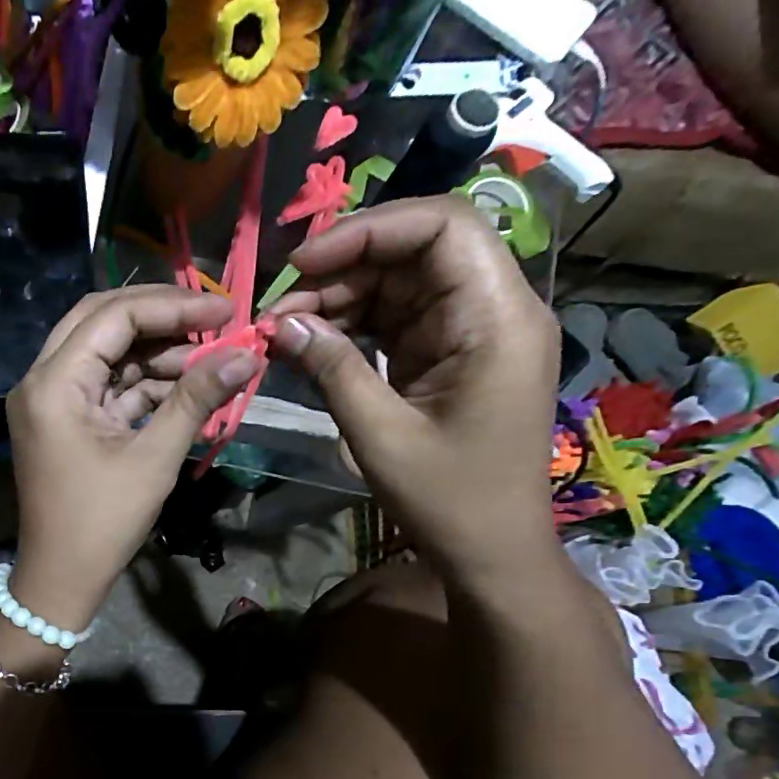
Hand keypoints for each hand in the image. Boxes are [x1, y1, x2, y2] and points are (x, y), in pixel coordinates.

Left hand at [7, 285, 257, 626]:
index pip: (114, 317)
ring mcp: (51, 400)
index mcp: (53, 384)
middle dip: (162, 318)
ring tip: (212, 361)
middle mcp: (43, 380)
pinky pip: (107, 386)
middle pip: (103, 322)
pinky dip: (145, 384)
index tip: (225, 309)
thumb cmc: (103, 522)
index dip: (173, 306)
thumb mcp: (154, 459)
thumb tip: (247, 355)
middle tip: (215, 320)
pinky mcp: (65, 420)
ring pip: (107, 353)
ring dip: (157, 354)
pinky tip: (187, 387)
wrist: (62, 579)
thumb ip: (196, 400)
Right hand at [268, 196, 560, 575]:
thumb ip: (332, 369)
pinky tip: (314, 342)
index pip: (442, 226)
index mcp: (497, 319)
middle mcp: (494, 310)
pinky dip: (356, 325)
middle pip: (417, 249)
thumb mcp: (380, 436)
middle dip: (344, 267)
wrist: (492, 553)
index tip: (305, 263)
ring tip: (287, 328)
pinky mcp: (452, 355)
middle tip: (283, 305)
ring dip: (343, 297)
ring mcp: (473, 332)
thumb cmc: (448, 501)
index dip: (369, 229)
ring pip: (402, 282)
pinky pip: (400, 318)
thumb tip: (280, 323)